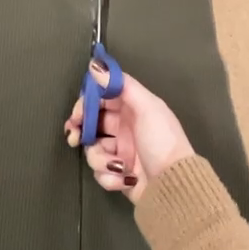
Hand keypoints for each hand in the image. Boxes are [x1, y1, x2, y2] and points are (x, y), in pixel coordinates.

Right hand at [63, 64, 195, 202]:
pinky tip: (125, 178)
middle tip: (75, 138)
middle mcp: (124, 128)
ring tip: (118, 165)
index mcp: (133, 109)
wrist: (173, 185)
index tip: (77, 114)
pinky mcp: (117, 173)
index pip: (102, 99)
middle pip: (92, 124)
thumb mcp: (147, 108)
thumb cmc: (162, 141)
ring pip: (93, 150)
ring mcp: (120, 152)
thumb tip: (95, 64)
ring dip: (100, 159)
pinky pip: (101, 172)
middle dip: (81, 131)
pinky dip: (110, 176)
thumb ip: (121, 85)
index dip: (86, 104)